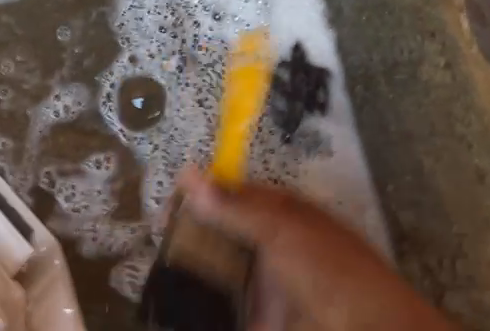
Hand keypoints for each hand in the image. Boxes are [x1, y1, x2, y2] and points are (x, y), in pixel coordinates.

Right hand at [178, 172, 454, 330]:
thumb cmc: (331, 272)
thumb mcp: (280, 230)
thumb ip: (232, 205)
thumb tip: (187, 172)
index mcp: (277, 214)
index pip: (226, 195)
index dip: (195, 199)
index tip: (166, 209)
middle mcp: (269, 247)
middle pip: (218, 235)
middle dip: (188, 238)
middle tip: (158, 244)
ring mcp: (267, 288)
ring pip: (220, 274)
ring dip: (194, 275)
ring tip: (162, 275)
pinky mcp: (264, 318)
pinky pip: (229, 309)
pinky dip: (207, 308)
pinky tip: (180, 306)